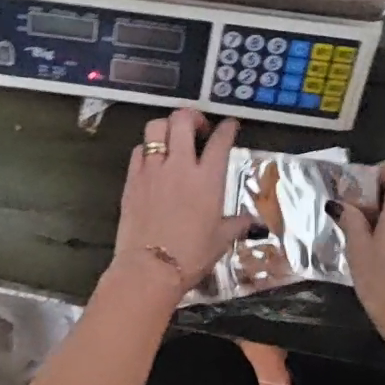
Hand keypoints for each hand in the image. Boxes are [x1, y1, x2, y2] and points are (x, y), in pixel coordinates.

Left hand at [110, 109, 254, 299]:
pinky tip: (152, 158)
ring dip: (166, 126)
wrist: (150, 268)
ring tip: (172, 136)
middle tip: (197, 127)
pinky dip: (147, 148)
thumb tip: (252, 222)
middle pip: (182, 121)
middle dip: (192, 116)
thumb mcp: (220, 240)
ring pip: (156, 128)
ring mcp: (153, 170)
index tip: (229, 125)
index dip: (227, 128)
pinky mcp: (132, 179)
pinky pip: (138, 151)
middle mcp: (180, 166)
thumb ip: (236, 224)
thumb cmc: (190, 255)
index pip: (220, 141)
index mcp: (207, 179)